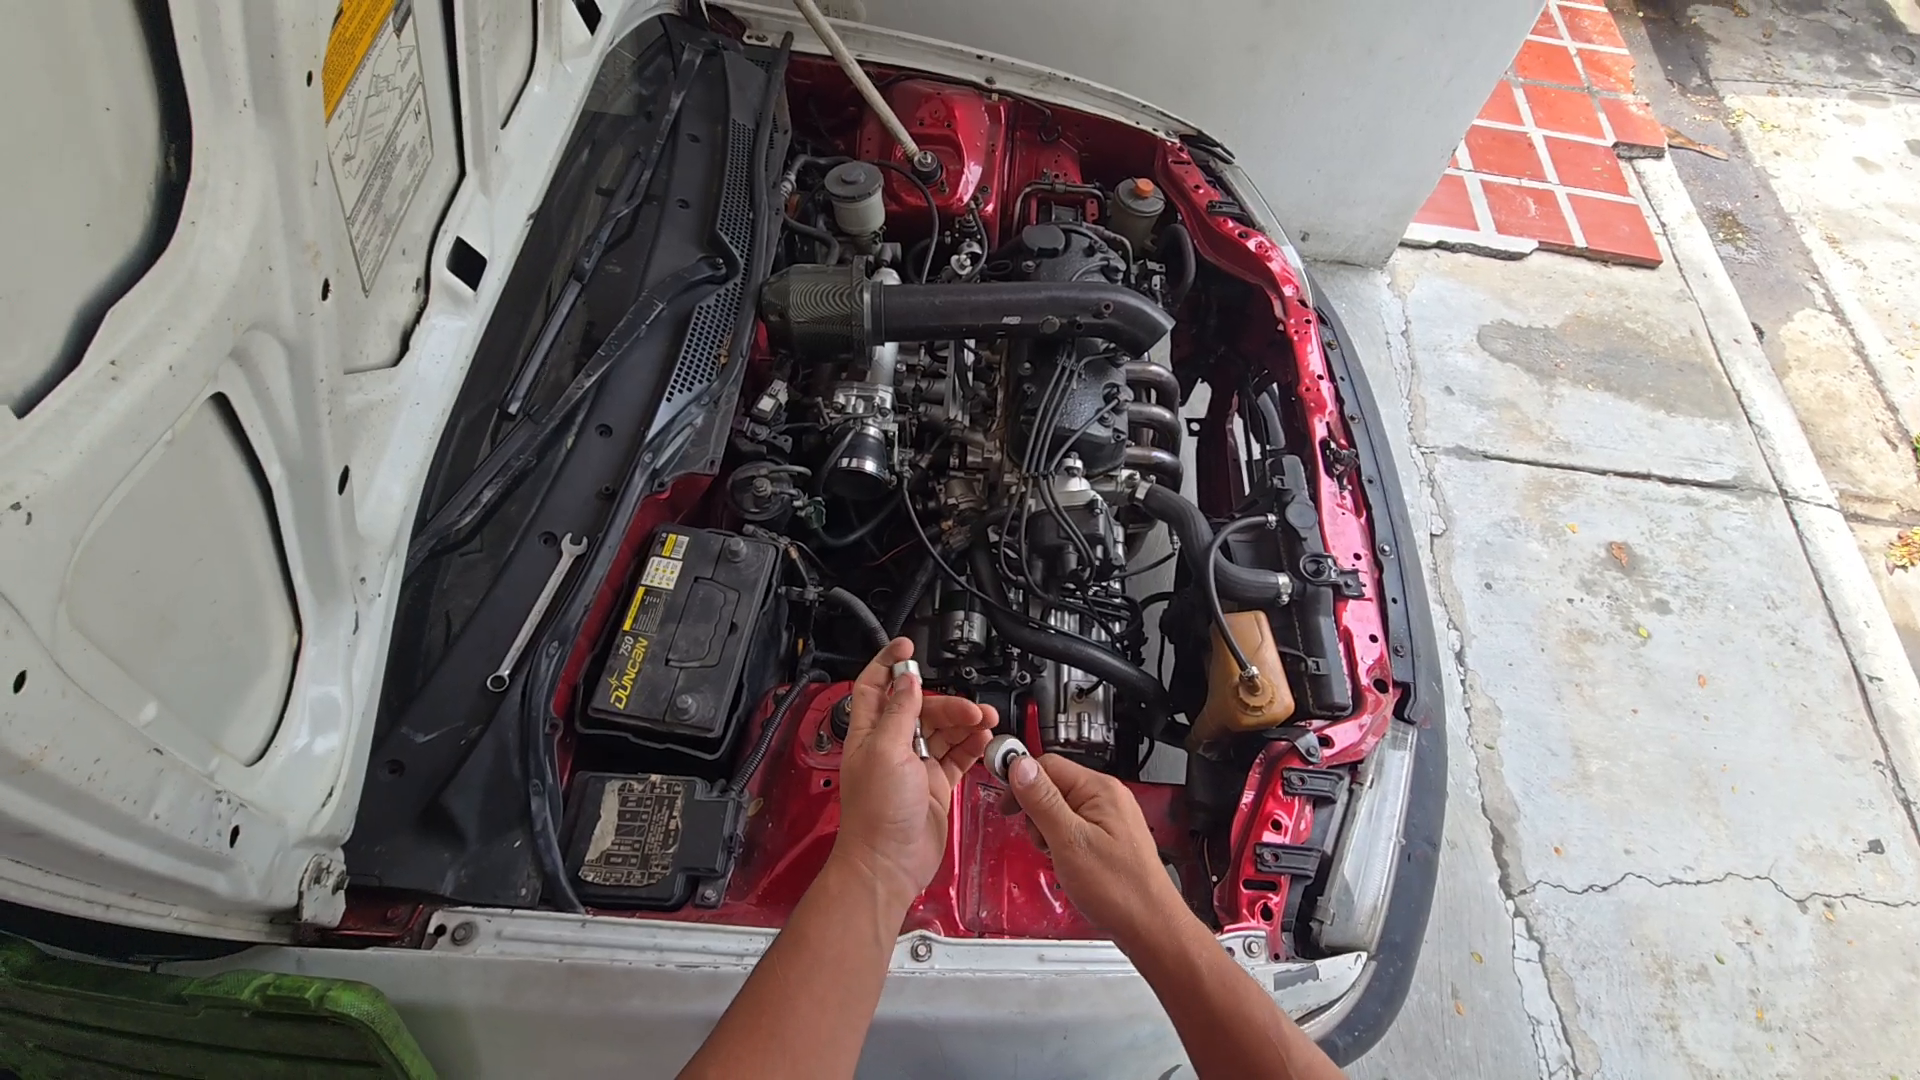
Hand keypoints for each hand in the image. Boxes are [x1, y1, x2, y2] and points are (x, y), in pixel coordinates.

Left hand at [832, 638, 996, 907]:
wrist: (889, 865)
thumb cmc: (876, 815)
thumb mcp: (885, 752)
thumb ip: (899, 712)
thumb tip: (908, 679)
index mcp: (871, 732)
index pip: (876, 686)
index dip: (889, 663)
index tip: (908, 646)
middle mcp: (892, 744)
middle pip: (921, 706)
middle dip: (947, 702)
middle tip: (970, 709)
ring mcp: (915, 764)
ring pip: (943, 729)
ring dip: (965, 722)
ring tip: (986, 721)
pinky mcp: (936, 784)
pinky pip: (957, 755)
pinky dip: (971, 745)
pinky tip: (983, 740)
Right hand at [1005, 753, 1188, 948]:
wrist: (1151, 929)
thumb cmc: (1120, 890)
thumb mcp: (1069, 842)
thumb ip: (1043, 801)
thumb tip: (1020, 766)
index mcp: (1100, 789)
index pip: (1048, 765)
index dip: (1021, 783)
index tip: (1005, 803)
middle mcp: (1108, 797)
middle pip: (1053, 786)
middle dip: (1036, 813)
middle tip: (1041, 841)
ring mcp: (1110, 817)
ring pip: (1061, 809)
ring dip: (1048, 831)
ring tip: (1059, 857)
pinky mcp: (1109, 837)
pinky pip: (1073, 827)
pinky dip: (1062, 843)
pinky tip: (1068, 863)